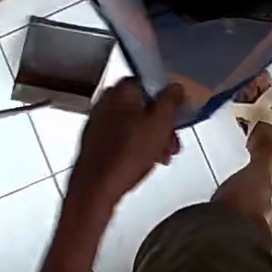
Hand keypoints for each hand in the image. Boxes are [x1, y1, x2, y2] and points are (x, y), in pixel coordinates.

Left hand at [63, 79, 184, 215]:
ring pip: (133, 123)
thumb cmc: (128, 153)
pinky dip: (135, 146)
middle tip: (172, 141)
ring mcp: (97, 122)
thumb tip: (176, 87)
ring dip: (151, 137)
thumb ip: (171, 100)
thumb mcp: (161, 123)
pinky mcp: (94, 142)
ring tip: (163, 156)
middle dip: (161, 123)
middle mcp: (106, 101)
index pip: (149, 82)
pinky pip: (121, 138)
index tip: (177, 113)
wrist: (95, 188)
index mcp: (121, 89)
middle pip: (142, 105)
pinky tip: (146, 161)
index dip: (167, 98)